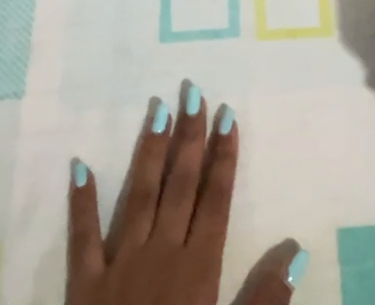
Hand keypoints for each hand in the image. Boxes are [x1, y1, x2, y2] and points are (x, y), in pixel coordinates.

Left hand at [67, 85, 307, 304]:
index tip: (228, 113)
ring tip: (156, 107)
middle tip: (193, 89)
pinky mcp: (82, 284)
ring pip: (137, 196)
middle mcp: (160, 254)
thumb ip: (264, 298)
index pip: (216, 199)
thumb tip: (295, 247)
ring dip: (148, 151)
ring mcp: (119, 265)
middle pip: (179, 185)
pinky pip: (81, 237)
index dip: (224, 156)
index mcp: (199, 269)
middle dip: (189, 137)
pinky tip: (79, 163)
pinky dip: (81, 201)